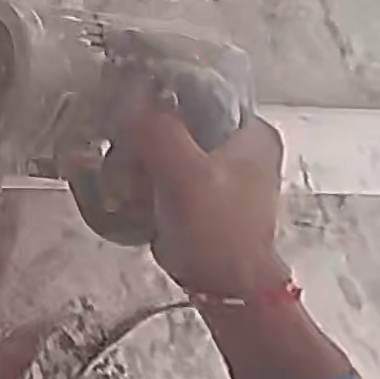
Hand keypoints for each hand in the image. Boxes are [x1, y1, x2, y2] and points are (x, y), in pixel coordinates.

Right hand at [117, 96, 291, 298]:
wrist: (225, 285)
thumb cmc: (216, 228)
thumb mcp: (186, 174)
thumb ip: (160, 131)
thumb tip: (132, 94)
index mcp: (251, 132)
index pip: (198, 93)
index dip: (160, 97)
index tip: (128, 113)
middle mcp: (237, 144)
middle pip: (173, 121)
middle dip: (142, 141)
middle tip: (129, 162)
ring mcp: (216, 169)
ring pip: (160, 146)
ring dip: (136, 163)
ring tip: (130, 186)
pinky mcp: (196, 191)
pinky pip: (158, 169)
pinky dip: (141, 178)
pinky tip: (133, 194)